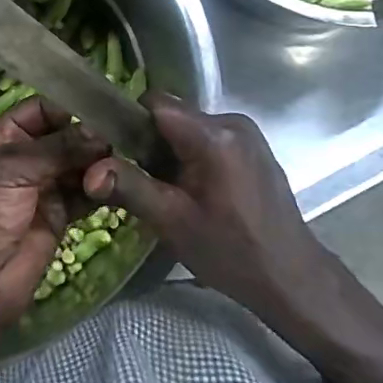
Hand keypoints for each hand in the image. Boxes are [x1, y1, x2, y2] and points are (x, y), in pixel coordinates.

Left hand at [0, 98, 108, 340]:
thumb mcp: (12, 169)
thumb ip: (58, 148)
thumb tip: (101, 131)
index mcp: (4, 135)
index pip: (44, 108)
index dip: (71, 107)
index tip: (107, 109)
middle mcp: (26, 155)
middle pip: (67, 136)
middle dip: (92, 137)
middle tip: (125, 141)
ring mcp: (44, 186)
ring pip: (80, 164)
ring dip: (100, 164)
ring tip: (124, 166)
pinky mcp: (60, 215)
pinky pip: (87, 194)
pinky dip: (103, 189)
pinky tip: (122, 186)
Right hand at [82, 92, 382, 382]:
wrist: (294, 279)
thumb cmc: (232, 253)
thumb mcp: (173, 222)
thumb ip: (130, 188)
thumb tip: (88, 172)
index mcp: (213, 136)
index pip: (156, 103)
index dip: (130, 121)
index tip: (117, 150)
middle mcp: (232, 121)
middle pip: (172, 114)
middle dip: (151, 141)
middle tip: (142, 180)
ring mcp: (247, 132)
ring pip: (189, 125)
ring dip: (171, 150)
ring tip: (169, 190)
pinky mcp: (254, 145)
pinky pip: (209, 136)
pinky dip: (193, 154)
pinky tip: (195, 190)